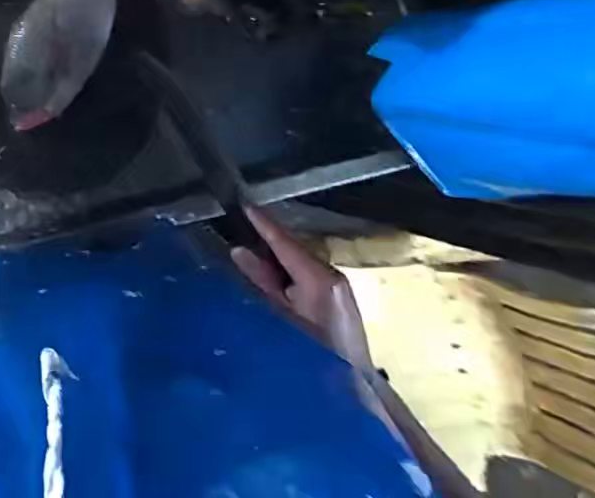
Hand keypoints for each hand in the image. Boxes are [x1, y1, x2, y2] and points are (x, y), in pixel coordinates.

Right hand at [230, 205, 372, 369]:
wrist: (355, 391)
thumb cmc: (313, 352)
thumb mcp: (279, 316)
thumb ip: (261, 281)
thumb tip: (239, 250)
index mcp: (318, 277)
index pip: (284, 241)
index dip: (262, 222)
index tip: (242, 202)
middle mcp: (332, 276)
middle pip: (293, 248)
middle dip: (267, 236)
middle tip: (239, 222)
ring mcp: (339, 288)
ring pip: (300, 260)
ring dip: (276, 253)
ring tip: (249, 244)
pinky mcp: (339, 299)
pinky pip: (307, 272)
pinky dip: (287, 267)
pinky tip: (272, 270)